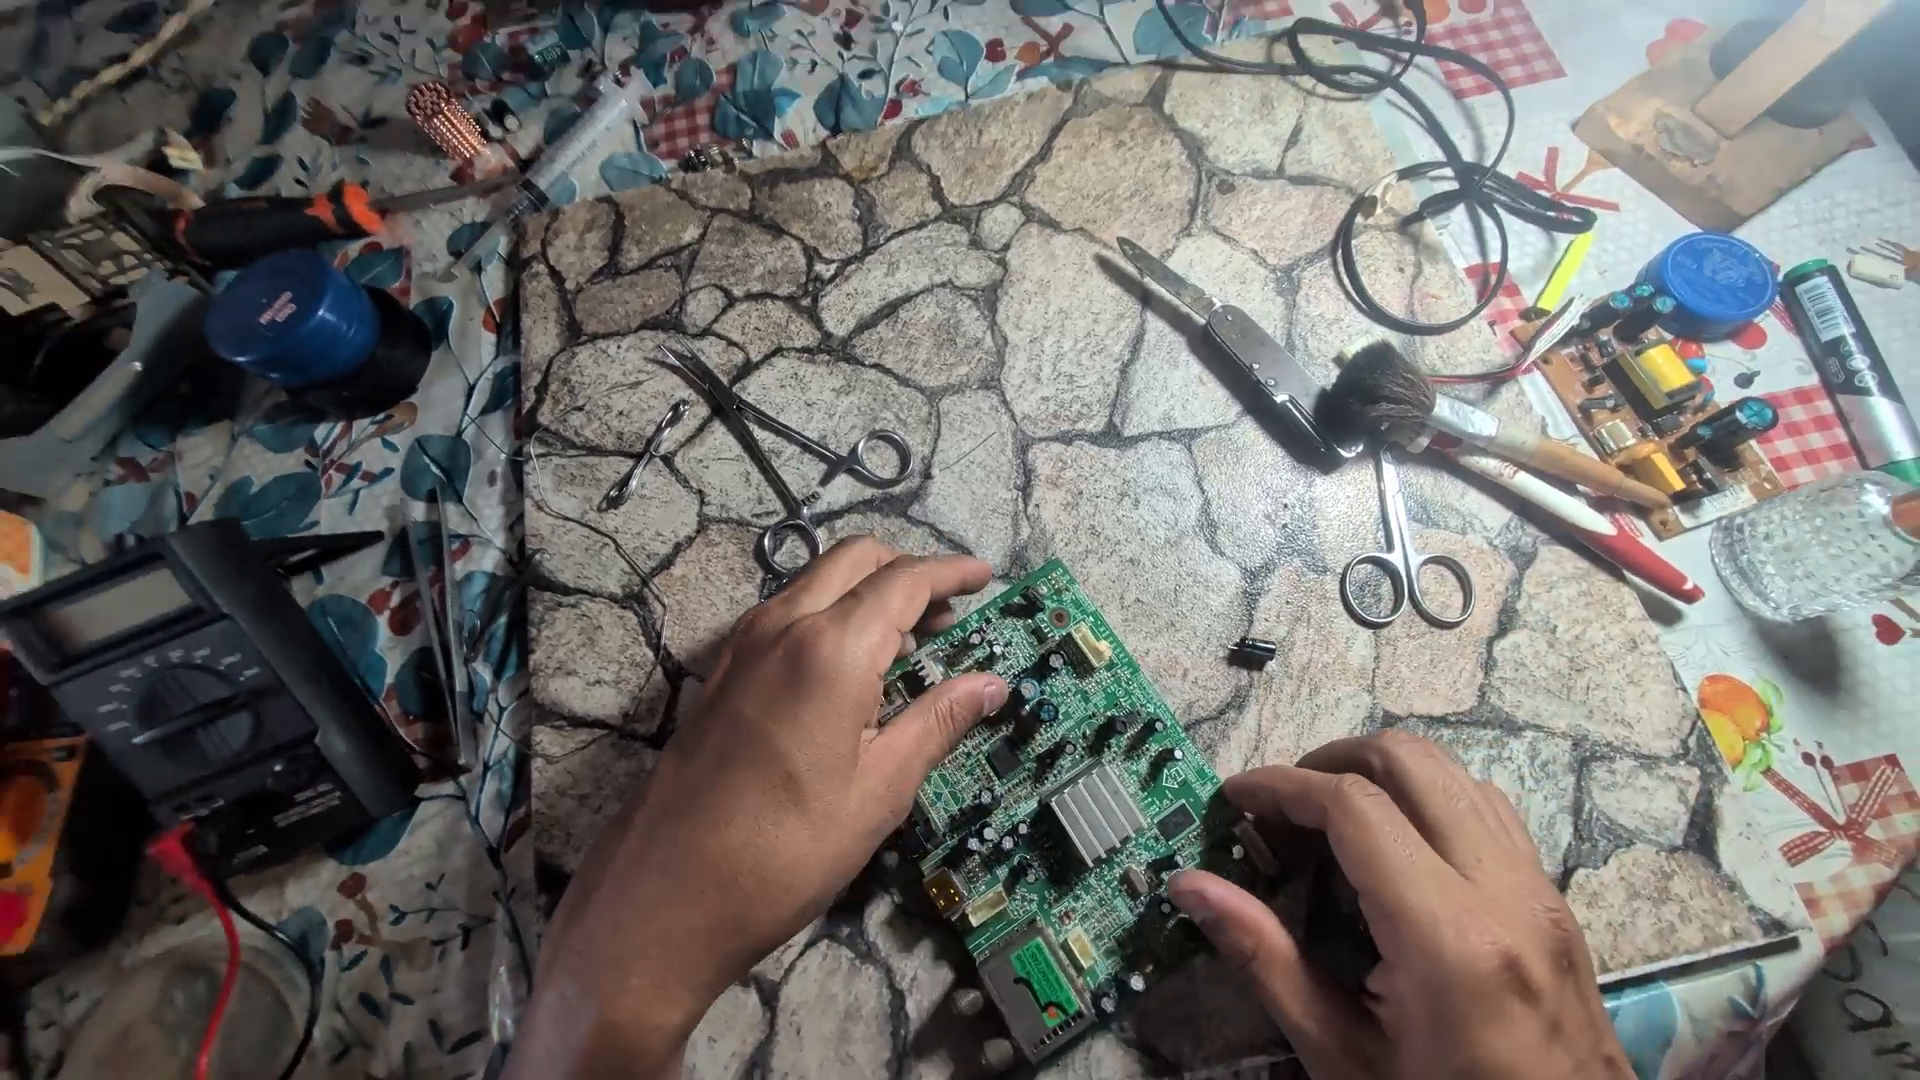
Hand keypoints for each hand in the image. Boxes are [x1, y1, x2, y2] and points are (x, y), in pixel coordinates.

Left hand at [509, 539, 1007, 1078]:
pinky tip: (850, 668)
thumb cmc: (785, 850)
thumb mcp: (880, 790)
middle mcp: (783, 624)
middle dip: (908, 570)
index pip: (904, 581)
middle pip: (857, 559)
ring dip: (869, 590)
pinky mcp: (724, 665)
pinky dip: (832, 611)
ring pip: (819, 579)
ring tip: (907, 644)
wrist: (663, 895)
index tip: (985, 575)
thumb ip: (938, 721)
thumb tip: (993, 684)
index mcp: (830, 649)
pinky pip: (789, 609)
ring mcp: (745, 641)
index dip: (951, 572)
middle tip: (947, 614)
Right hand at [1168, 732, 1629, 1079]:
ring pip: (1451, 770)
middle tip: (1283, 803)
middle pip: (1408, 760)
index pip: (1355, 806)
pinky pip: (1484, 806)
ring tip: (1330, 815)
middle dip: (1330, 759)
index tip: (1236, 797)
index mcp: (1447, 936)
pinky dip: (1426, 796)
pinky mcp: (1554, 900)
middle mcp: (1503, 893)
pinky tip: (1394, 841)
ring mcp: (1539, 891)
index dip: (1282, 784)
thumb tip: (1188, 884)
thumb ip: (1263, 957)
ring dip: (1378, 771)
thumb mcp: (1339, 1052)